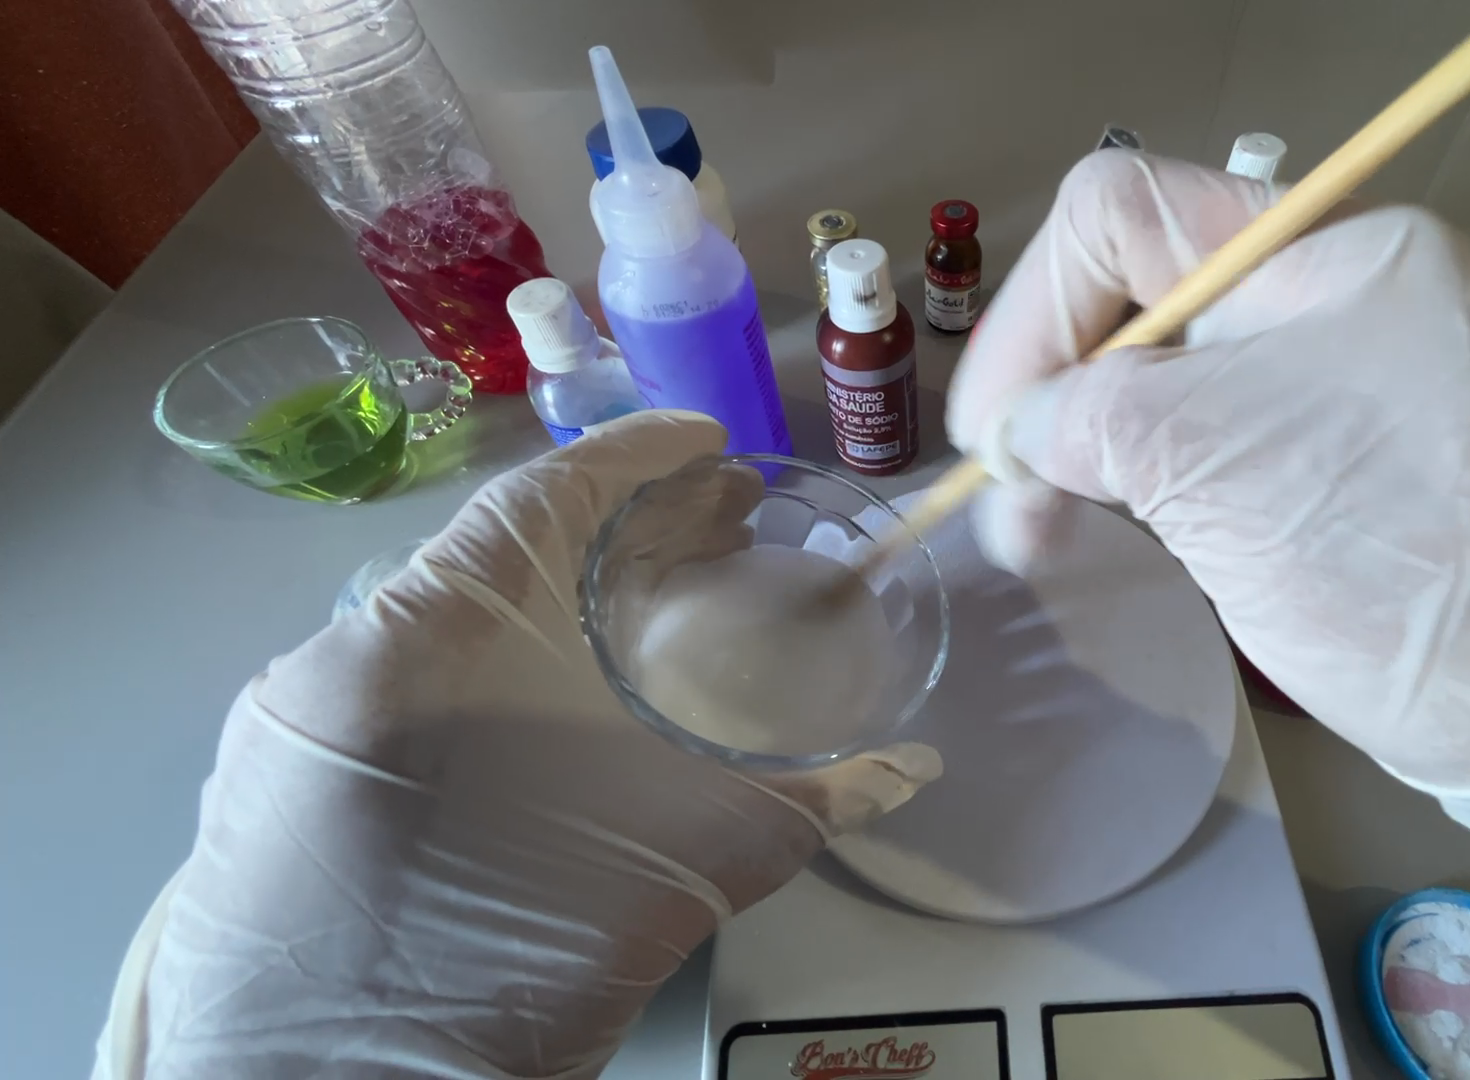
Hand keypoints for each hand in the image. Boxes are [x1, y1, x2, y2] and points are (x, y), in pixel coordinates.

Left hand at [96, 413, 939, 1079]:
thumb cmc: (516, 966)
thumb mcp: (682, 868)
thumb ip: (808, 804)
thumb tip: (914, 768)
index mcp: (447, 637)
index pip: (547, 493)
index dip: (637, 451)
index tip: (714, 441)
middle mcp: (382, 643)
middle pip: (533, 535)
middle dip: (643, 511)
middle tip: (736, 509)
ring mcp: (343, 692)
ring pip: (496, 589)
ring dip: (598, 567)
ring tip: (692, 565)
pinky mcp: (329, 745)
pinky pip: (458, 644)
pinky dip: (545, 624)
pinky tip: (606, 652)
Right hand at [948, 151, 1469, 977]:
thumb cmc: (1416, 565)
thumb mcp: (1231, 466)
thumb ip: (1094, 419)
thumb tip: (1015, 430)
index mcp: (1309, 254)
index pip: (1117, 219)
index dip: (1029, 313)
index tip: (989, 431)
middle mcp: (1301, 302)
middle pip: (1117, 306)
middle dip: (1041, 399)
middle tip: (1004, 504)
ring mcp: (1297, 386)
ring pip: (1136, 387)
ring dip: (1069, 452)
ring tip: (1034, 535)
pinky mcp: (1290, 463)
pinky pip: (1171, 447)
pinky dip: (1113, 484)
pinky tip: (1086, 529)